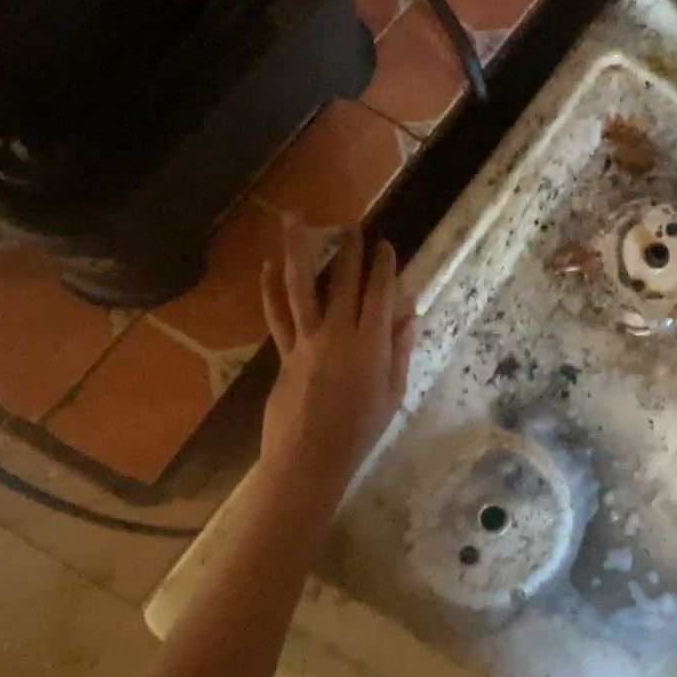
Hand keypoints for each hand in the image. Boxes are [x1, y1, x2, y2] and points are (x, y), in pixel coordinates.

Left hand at [258, 224, 414, 492]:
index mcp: (371, 345)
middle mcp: (338, 334)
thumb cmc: (361, 430)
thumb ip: (400, 350)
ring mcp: (307, 341)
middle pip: (344, 283)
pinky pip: (276, 315)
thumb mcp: (393, 392)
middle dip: (350, 250)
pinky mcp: (284, 353)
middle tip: (352, 224)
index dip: (384, 268)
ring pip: (301, 287)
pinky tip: (267, 267)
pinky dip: (270, 289)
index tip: (386, 245)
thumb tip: (409, 314)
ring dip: (298, 250)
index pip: (380, 295)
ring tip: (293, 220)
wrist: (311, 457)